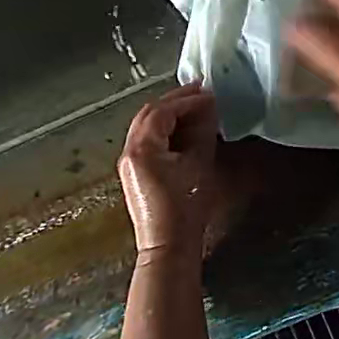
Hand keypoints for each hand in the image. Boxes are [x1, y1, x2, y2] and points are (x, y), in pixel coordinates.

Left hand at [117, 83, 225, 257]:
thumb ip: (202, 131)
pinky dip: (165, 129)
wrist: (168, 246)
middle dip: (176, 101)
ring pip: (146, 125)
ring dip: (170, 114)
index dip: (187, 100)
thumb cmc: (185, 207)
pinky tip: (184, 129)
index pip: (163, 111)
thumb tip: (208, 109)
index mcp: (142, 147)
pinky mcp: (135, 172)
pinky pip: (147, 139)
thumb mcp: (199, 164)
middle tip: (201, 93)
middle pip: (149, 114)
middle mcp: (129, 150)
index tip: (209, 95)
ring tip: (195, 108)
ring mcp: (129, 162)